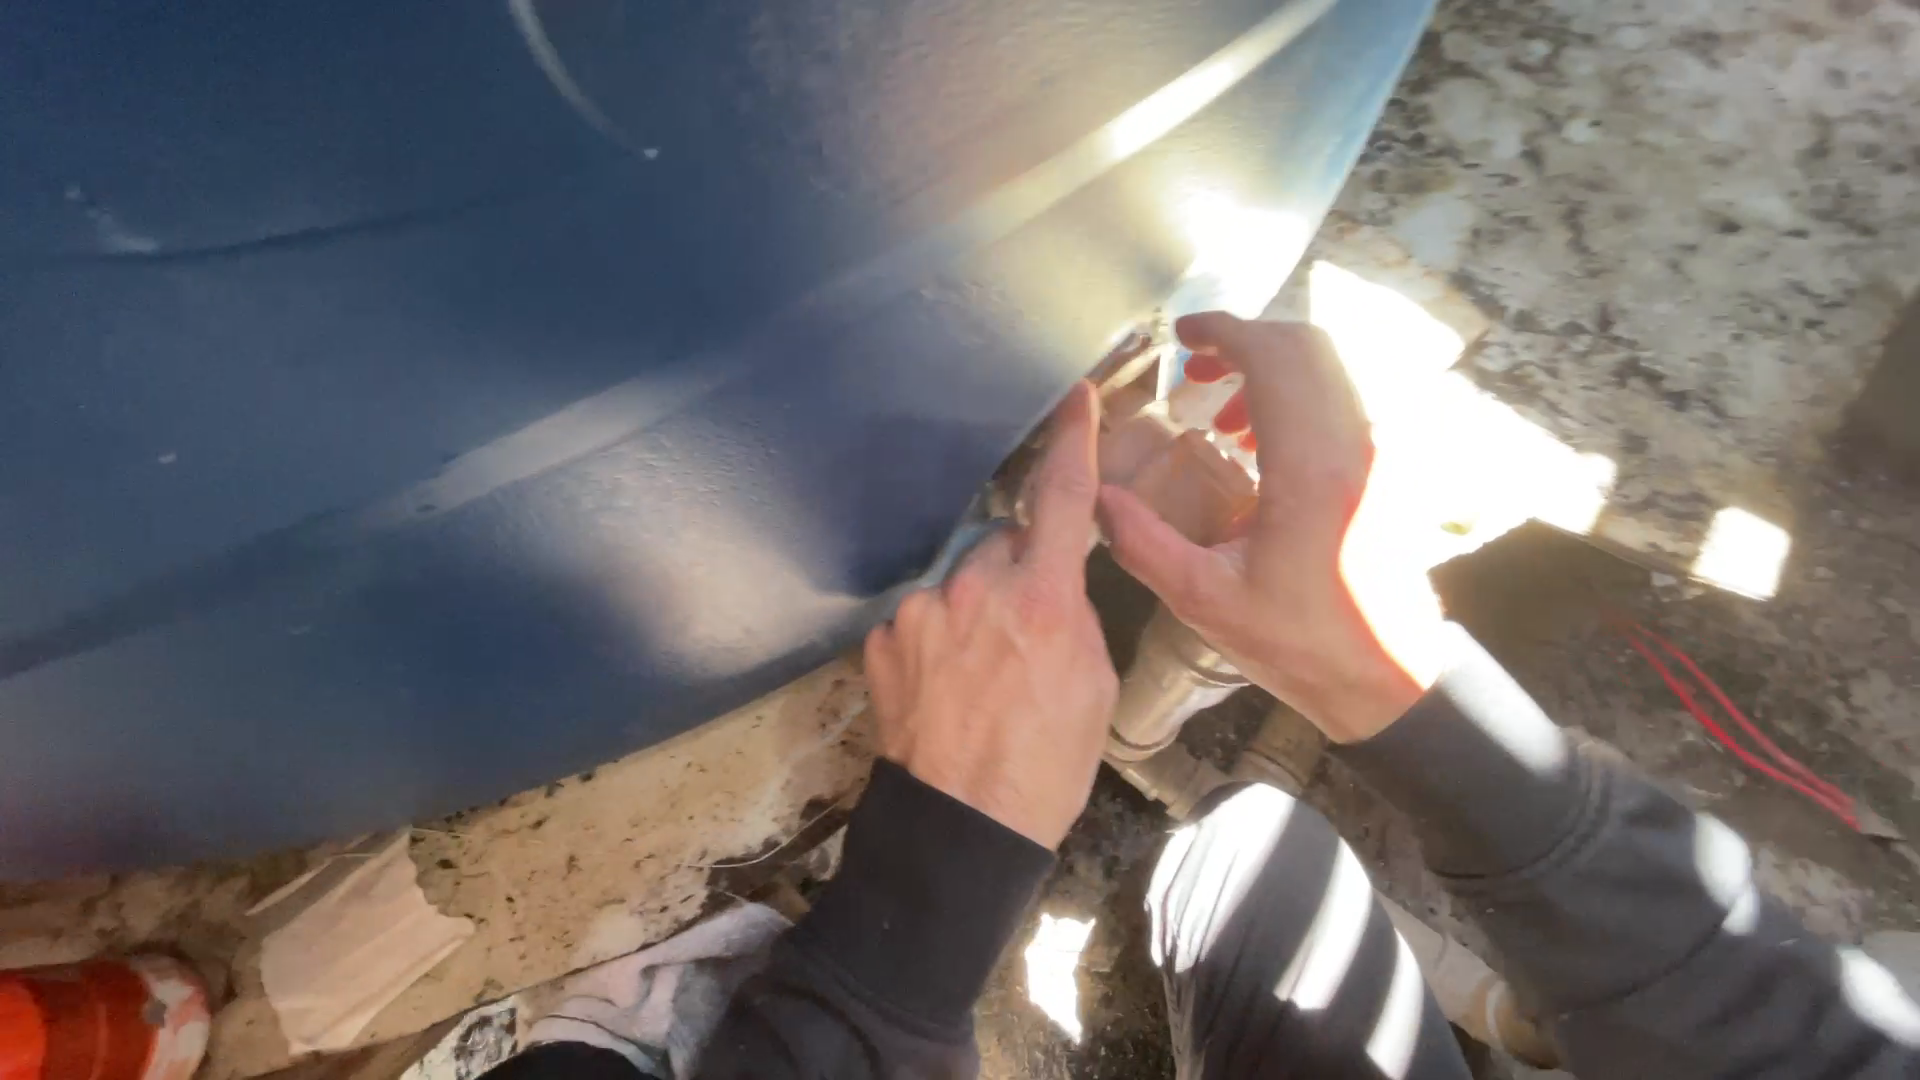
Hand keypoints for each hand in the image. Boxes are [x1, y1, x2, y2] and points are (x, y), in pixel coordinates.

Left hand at [864, 381, 1117, 848]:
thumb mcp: (1093, 688)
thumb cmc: (1045, 766)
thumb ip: (1073, 616)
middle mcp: (975, 591)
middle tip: (1022, 632)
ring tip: (980, 672)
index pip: (1061, 499)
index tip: (1075, 399)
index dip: (1073, 442)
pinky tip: (943, 683)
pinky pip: (921, 613)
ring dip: (972, 607)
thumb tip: (1051, 585)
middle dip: (1016, 570)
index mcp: (1041, 602)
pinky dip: (936, 635)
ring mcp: (921, 612)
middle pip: (1002, 544)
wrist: (962, 828)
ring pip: (959, 581)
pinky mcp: (884, 637)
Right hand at [1097, 314, 1449, 742]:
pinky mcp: (1388, 470)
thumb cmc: (1300, 642)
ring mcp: (1381, 454)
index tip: (1183, 336)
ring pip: (1330, 369)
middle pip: (1308, 347)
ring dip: (1270, 369)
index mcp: (1311, 469)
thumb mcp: (1203, 600)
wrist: (1390, 677)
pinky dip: (1293, 398)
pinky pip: (1340, 401)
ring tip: (1214, 411)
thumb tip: (1094, 496)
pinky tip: (1253, 445)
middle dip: (1246, 341)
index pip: (1276, 360)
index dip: (1226, 332)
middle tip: (1193, 365)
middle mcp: (1357, 445)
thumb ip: (1141, 542)